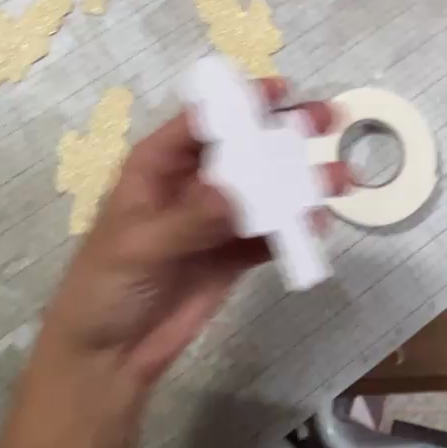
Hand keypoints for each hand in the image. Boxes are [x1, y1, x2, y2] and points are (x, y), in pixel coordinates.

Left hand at [0, 80, 341, 447]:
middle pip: (244, 147)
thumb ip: (189, 219)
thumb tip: (235, 190)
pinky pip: (270, 233)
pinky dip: (294, 229)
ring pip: (265, 188)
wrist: (108, 356)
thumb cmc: (105, 286)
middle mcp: (193, 182)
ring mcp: (217, 218)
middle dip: (284, 133)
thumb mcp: (139, 246)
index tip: (280, 91)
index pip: (204, 120)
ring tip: (341, 179)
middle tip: (326, 120)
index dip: (240, 101)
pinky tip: (318, 227)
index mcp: (159, 164)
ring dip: (301, 181)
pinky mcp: (234, 253)